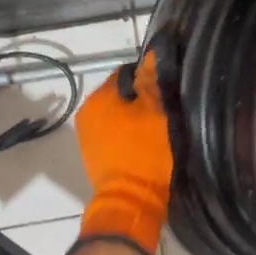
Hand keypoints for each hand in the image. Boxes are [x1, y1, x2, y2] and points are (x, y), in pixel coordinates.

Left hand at [73, 53, 174, 254]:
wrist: (131, 202)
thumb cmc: (145, 153)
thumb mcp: (155, 112)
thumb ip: (151, 80)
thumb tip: (151, 53)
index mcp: (98, 99)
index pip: (126, 72)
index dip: (149, 76)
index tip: (168, 88)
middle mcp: (87, 114)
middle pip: (121, 95)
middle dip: (142, 99)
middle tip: (167, 109)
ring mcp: (88, 137)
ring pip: (118, 115)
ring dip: (136, 118)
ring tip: (159, 127)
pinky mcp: (95, 156)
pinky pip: (115, 134)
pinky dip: (129, 135)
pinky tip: (147, 144)